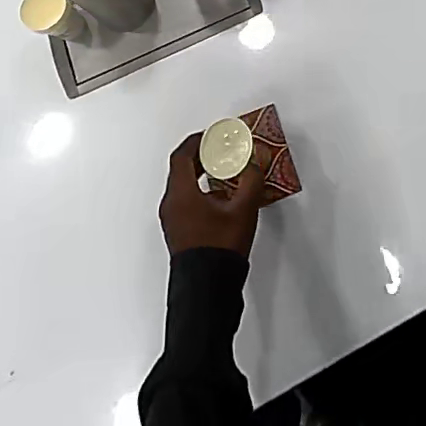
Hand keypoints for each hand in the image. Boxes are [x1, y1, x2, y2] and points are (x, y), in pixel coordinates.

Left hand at [159, 133, 267, 256]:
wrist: (207, 290)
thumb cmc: (220, 249)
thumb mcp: (243, 210)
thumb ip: (251, 181)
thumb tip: (254, 165)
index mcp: (181, 194)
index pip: (181, 156)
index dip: (195, 142)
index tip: (209, 136)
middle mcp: (171, 205)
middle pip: (180, 170)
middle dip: (199, 157)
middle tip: (217, 150)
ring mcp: (172, 221)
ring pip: (182, 187)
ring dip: (199, 175)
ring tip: (222, 172)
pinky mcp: (179, 233)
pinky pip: (184, 202)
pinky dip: (199, 191)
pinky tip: (219, 198)